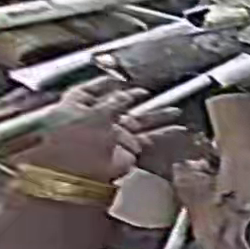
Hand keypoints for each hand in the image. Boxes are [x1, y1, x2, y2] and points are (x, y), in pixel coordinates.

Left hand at [15, 87, 186, 182]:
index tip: (118, 78)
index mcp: (73, 108)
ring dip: (158, 116)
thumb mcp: (91, 114)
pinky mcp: (128, 149)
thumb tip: (127, 94)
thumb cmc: (70, 141)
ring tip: (175, 111)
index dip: (102, 84)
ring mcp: (111, 135)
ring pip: (139, 122)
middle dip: (134, 99)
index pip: (88, 91)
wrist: (78, 171)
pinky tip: (179, 129)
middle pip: (117, 106)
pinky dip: (167, 134)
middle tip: (148, 92)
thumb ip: (112, 103)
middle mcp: (92, 121)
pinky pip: (151, 138)